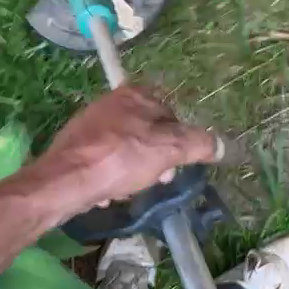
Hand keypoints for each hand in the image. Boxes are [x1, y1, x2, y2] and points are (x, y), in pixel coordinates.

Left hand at [30, 86, 221, 213]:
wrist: (65, 180)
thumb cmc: (120, 159)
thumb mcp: (169, 150)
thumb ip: (198, 144)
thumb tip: (222, 145)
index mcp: (134, 94)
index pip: (171, 116)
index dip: (177, 144)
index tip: (173, 167)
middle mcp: (110, 103)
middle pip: (147, 134)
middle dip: (154, 161)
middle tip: (154, 182)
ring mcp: (90, 124)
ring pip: (126, 150)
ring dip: (132, 173)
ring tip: (126, 190)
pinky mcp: (75, 147)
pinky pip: (103, 162)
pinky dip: (109, 177)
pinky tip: (107, 193)